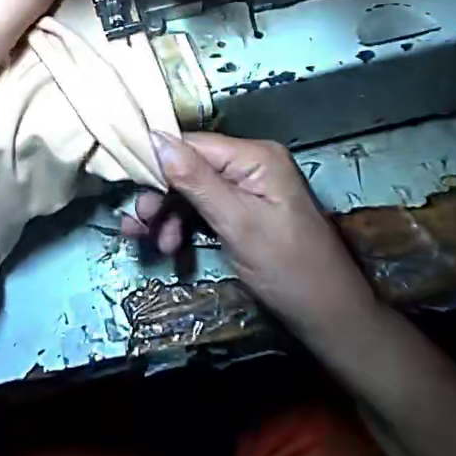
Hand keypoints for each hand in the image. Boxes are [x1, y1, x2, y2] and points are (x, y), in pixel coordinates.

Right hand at [123, 132, 381, 339]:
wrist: (330, 316)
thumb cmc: (289, 269)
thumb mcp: (238, 224)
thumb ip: (196, 181)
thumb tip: (155, 138)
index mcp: (255, 156)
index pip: (192, 144)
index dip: (156, 161)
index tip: (125, 184)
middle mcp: (250, 163)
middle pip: (189, 167)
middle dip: (160, 195)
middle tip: (137, 223)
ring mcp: (247, 187)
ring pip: (191, 189)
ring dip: (167, 214)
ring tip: (148, 240)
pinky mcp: (244, 210)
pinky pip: (203, 207)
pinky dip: (183, 224)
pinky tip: (167, 243)